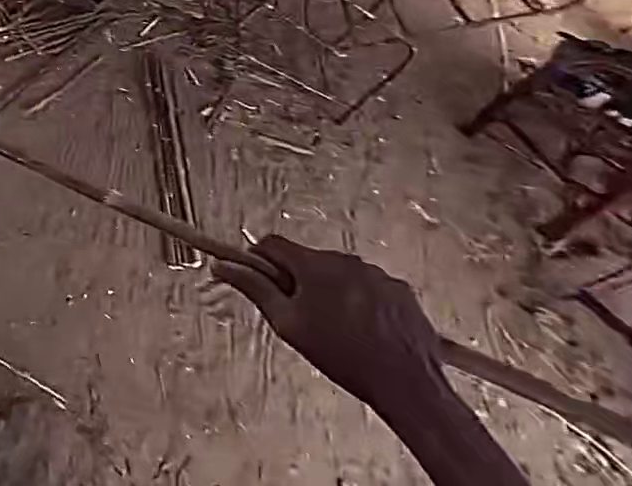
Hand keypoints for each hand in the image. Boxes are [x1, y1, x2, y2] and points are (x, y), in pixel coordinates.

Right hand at [212, 236, 445, 407]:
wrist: (409, 388)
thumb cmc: (344, 356)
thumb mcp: (287, 323)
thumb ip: (253, 287)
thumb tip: (221, 265)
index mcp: (314, 265)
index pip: (272, 244)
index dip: (260, 259)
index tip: (260, 279)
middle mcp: (345, 260)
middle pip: (306, 258)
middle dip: (298, 278)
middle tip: (300, 311)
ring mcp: (377, 274)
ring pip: (338, 272)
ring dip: (330, 288)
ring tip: (337, 324)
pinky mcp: (401, 291)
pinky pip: (368, 284)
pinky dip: (361, 298)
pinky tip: (364, 327)